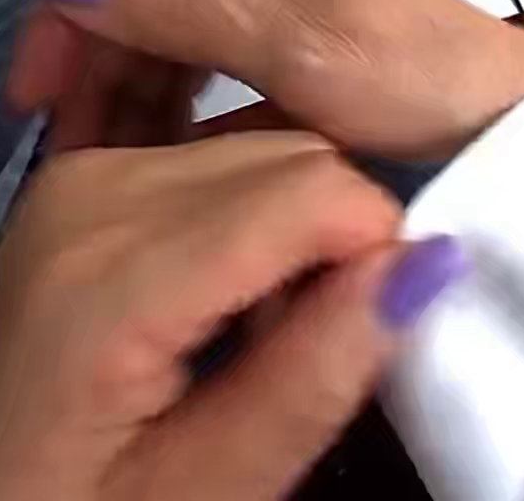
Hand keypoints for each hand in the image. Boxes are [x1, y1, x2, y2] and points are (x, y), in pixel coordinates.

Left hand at [0, 134, 466, 500]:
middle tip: (305, 335)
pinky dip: (262, 207)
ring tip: (262, 317)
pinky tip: (228, 279)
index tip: (370, 320)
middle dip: (339, 236)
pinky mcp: (94, 168)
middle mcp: (104, 185)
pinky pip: (229, 153)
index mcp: (115, 272)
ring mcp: (92, 167)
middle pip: (297, 155)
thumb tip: (430, 261)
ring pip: (273, 145)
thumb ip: (313, 378)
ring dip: (302, 223)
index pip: (315, 186)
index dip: (375, 243)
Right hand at [8, 0, 523, 158]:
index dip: (65, 17)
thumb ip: (182, 10)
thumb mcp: (294, 46)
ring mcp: (271, 1)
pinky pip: (207, 68)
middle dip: (94, 64)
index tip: (33, 102)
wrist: (496, 109)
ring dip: (130, 92)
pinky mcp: (287, 46)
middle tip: (68, 152)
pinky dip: (176, 107)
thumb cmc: (410, 74)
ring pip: (168, 36)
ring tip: (108, 163)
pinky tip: (163, 156)